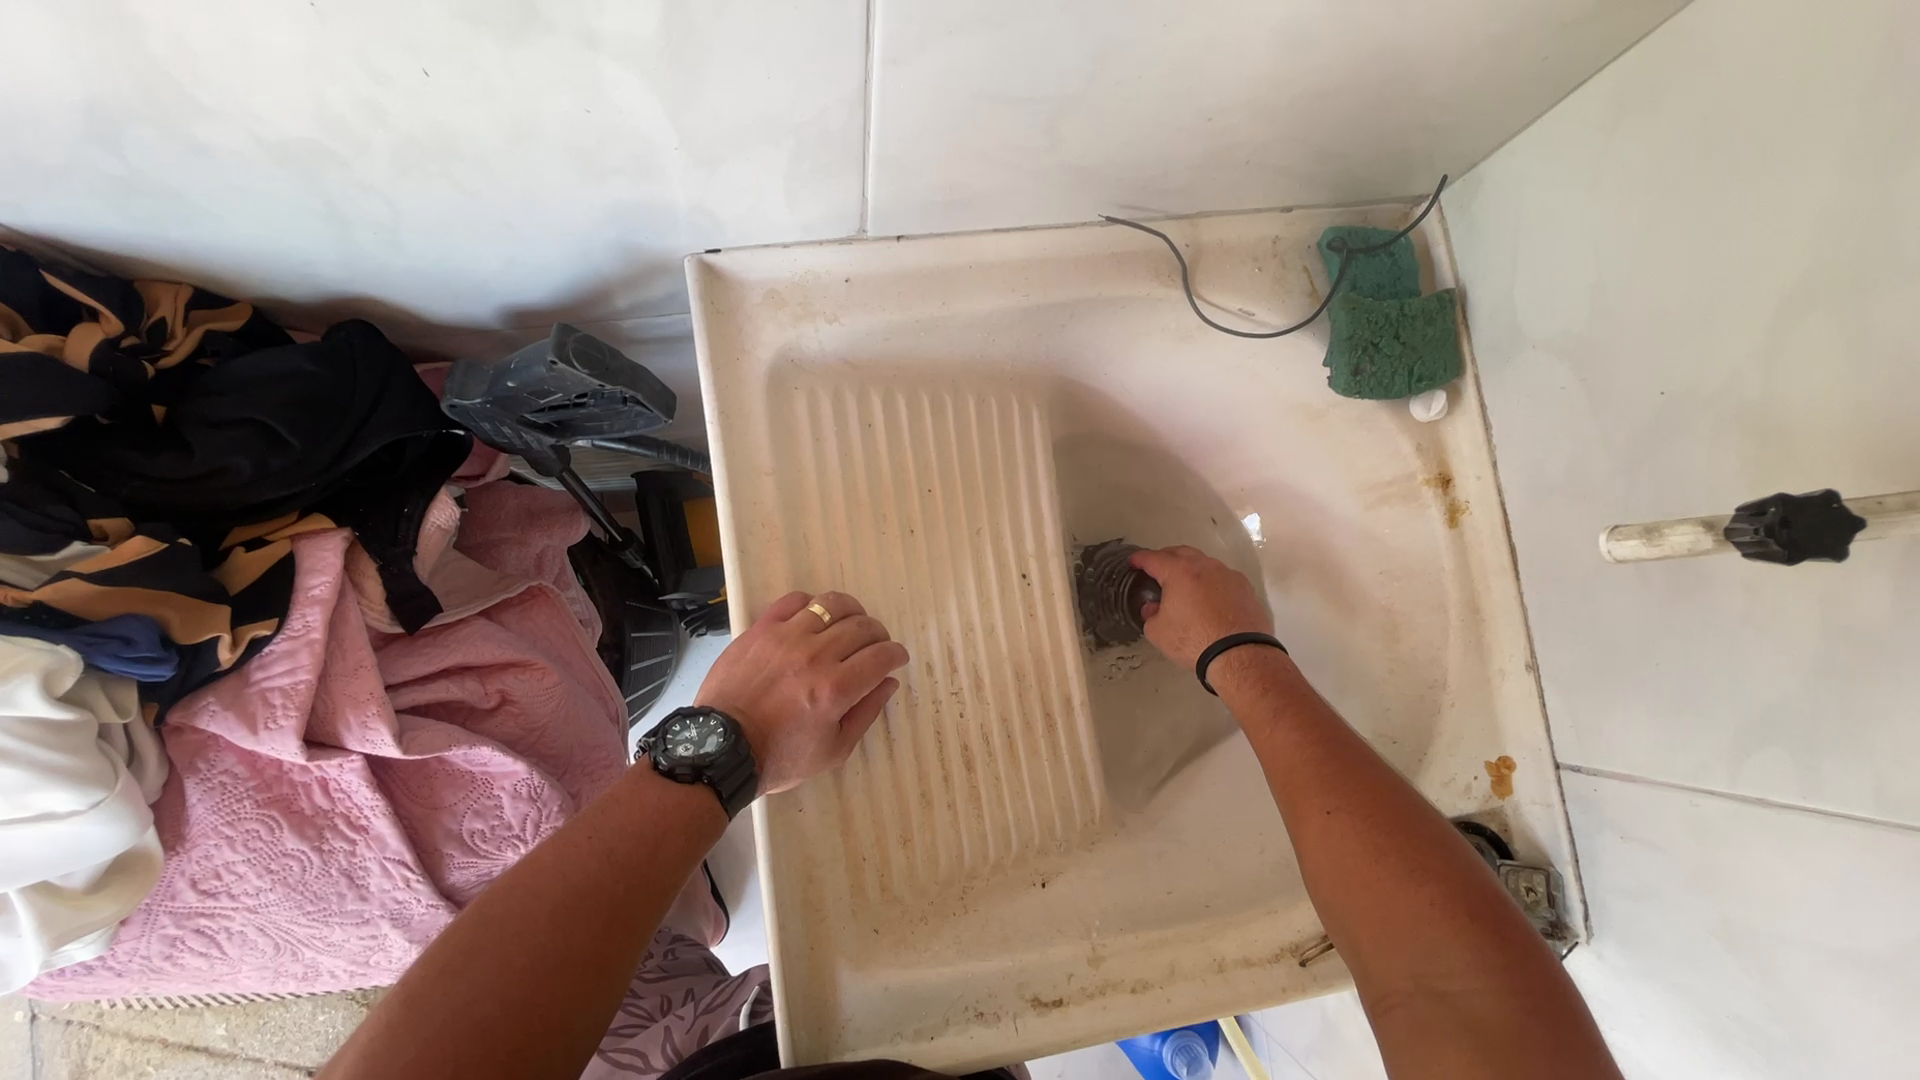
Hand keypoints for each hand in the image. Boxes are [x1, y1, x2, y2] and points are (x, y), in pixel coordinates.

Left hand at [694, 590, 909, 794]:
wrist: (720, 748)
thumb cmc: (779, 757)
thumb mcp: (833, 751)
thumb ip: (865, 714)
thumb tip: (888, 682)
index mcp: (836, 690)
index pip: (881, 656)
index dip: (896, 655)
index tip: (896, 659)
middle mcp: (815, 656)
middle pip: (862, 627)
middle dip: (879, 635)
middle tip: (876, 646)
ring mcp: (786, 637)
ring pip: (832, 604)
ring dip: (852, 612)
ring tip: (850, 625)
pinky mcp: (762, 628)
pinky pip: (795, 600)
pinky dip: (813, 603)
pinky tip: (815, 618)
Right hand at [1128, 546, 1272, 670]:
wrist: (1239, 655)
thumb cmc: (1194, 640)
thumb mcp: (1158, 632)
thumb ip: (1150, 615)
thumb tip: (1153, 609)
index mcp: (1179, 572)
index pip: (1153, 558)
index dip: (1140, 559)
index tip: (1134, 561)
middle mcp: (1205, 567)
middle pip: (1181, 553)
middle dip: (1165, 557)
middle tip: (1156, 568)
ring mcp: (1228, 575)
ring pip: (1204, 563)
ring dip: (1191, 568)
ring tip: (1183, 584)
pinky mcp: (1245, 589)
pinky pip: (1222, 578)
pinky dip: (1211, 582)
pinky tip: (1208, 597)